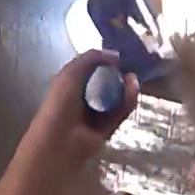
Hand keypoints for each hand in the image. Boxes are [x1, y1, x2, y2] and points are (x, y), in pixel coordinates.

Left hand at [24, 51, 139, 170]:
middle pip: (105, 85)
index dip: (103, 63)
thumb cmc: (60, 103)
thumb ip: (91, 58)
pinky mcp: (107, 129)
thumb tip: (115, 54)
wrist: (60, 140)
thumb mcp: (71, 72)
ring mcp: (95, 116)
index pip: (90, 71)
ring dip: (125, 87)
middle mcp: (82, 100)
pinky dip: (128, 101)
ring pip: (115, 99)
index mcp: (69, 85)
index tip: (118, 56)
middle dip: (117, 75)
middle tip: (129, 67)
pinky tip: (134, 88)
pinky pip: (120, 112)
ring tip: (133, 77)